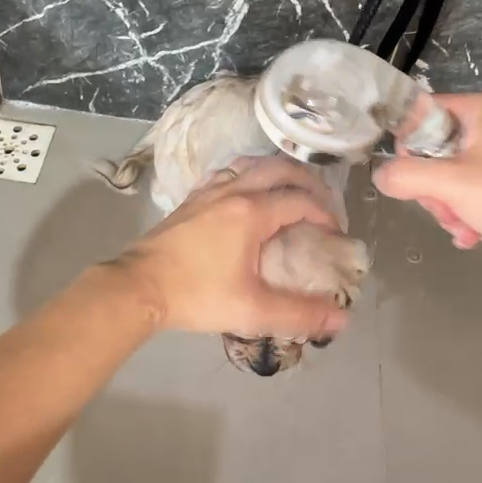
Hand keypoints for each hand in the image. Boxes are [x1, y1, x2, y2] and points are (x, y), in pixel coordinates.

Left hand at [108, 157, 350, 342]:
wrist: (139, 286)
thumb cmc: (198, 295)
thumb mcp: (253, 310)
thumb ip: (300, 313)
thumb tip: (342, 317)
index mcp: (252, 211)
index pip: (299, 201)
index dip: (324, 213)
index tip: (335, 232)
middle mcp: (233, 191)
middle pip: (279, 169)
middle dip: (307, 181)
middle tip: (323, 202)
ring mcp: (210, 190)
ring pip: (252, 164)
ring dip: (277, 172)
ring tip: (291, 191)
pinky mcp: (193, 197)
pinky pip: (228, 173)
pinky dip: (249, 174)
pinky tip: (248, 193)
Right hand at [374, 91, 481, 268]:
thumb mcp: (452, 186)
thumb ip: (406, 176)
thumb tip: (380, 175)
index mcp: (480, 109)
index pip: (420, 114)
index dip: (407, 146)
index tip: (410, 177)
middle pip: (436, 149)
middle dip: (434, 188)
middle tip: (445, 210)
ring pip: (455, 175)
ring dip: (451, 206)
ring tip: (463, 229)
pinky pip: (478, 190)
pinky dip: (471, 212)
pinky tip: (474, 236)